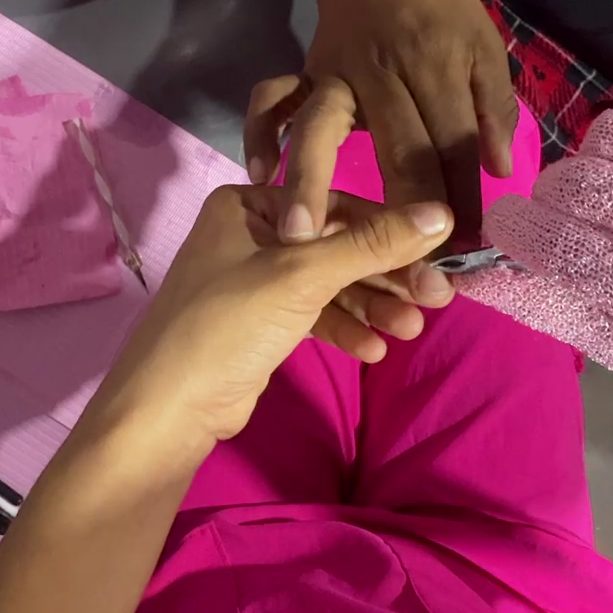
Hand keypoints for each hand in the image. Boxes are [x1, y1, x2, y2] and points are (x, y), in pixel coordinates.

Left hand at [89, 185, 454, 457]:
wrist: (170, 409)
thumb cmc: (230, 322)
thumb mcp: (302, 276)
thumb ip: (372, 245)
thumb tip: (442, 214)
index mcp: (249, 204)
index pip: (334, 205)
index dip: (389, 230)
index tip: (437, 254)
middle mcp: (252, 233)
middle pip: (336, 246)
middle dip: (384, 276)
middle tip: (437, 298)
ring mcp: (256, 279)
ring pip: (329, 284)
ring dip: (370, 306)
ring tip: (411, 330)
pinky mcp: (262, 321)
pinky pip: (314, 313)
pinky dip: (344, 328)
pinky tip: (373, 350)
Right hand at [243, 0, 518, 247]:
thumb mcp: (482, 41)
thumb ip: (493, 106)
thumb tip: (499, 170)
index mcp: (438, 69)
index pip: (452, 148)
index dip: (463, 203)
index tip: (466, 254)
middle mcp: (384, 77)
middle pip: (395, 153)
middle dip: (405, 218)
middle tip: (408, 276)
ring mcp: (335, 74)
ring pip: (322, 129)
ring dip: (312, 180)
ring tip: (304, 239)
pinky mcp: (302, 71)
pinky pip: (271, 101)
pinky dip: (257, 134)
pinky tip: (258, 176)